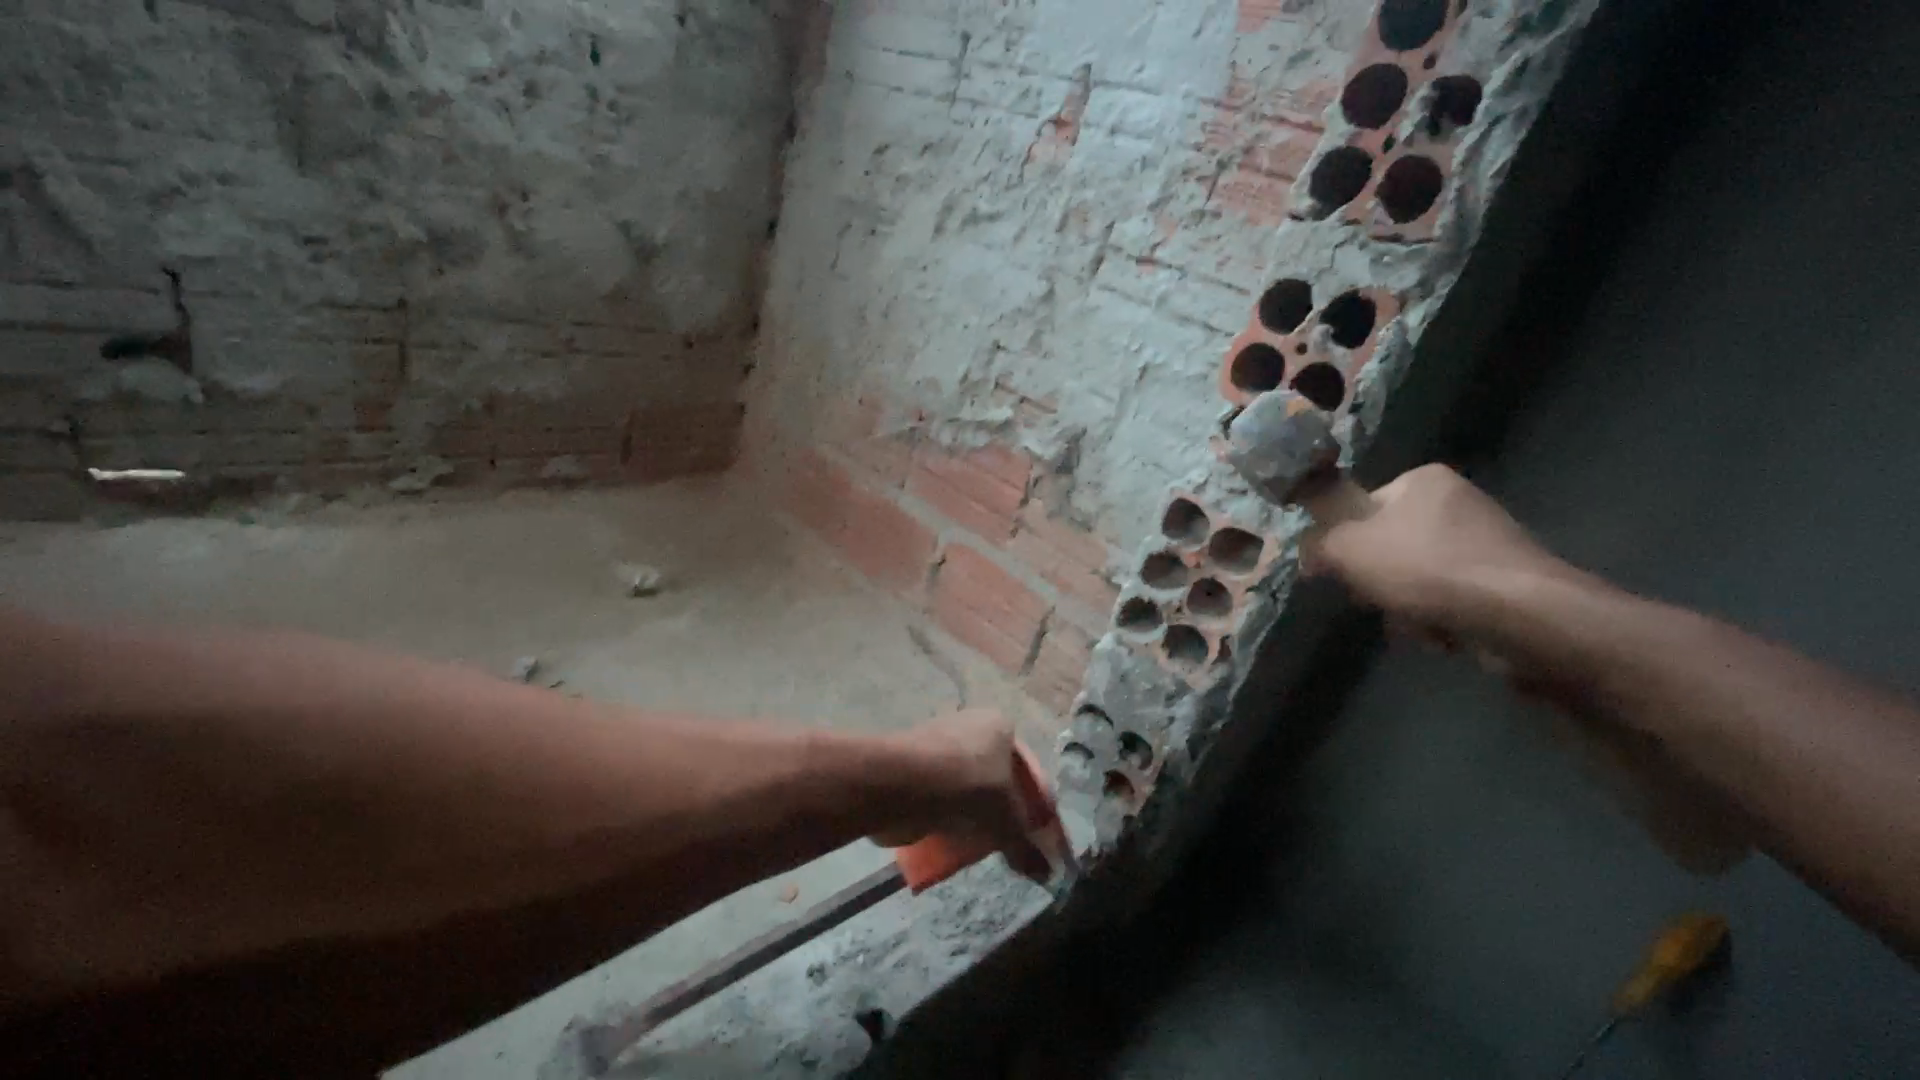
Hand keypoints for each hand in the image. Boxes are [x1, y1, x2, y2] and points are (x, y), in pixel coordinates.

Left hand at [873, 709, 1053, 880]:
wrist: (899, 782)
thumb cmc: (966, 786)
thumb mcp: (1006, 820)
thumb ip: (1026, 847)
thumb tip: (1046, 874)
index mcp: (999, 725)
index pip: (1027, 767)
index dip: (1034, 802)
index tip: (1034, 833)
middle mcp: (969, 726)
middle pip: (994, 777)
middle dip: (1000, 810)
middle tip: (1007, 842)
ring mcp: (937, 745)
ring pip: (965, 788)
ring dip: (971, 815)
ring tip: (978, 846)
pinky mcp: (913, 767)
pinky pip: (939, 797)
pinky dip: (945, 817)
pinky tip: (950, 842)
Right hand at [1301, 464, 1573, 637]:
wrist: (1517, 613)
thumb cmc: (1425, 567)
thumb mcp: (1348, 549)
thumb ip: (1318, 543)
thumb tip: (1308, 551)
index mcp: (1422, 480)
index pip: (1365, 507)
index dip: (1346, 541)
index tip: (1343, 571)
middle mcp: (1457, 502)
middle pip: (1390, 546)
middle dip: (1379, 582)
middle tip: (1378, 600)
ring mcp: (1485, 542)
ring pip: (1417, 578)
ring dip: (1406, 607)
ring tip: (1416, 623)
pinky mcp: (1504, 581)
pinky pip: (1450, 599)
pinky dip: (1439, 619)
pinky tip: (1444, 634)